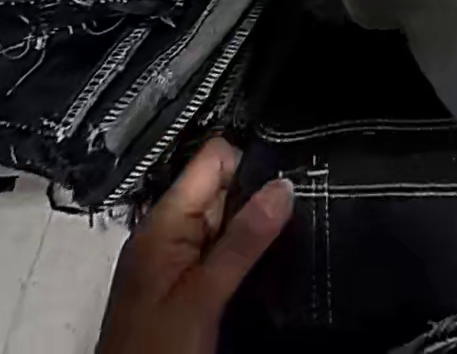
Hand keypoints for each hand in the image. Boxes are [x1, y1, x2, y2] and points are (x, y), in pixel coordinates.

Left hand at [97, 137, 293, 353]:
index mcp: (163, 222)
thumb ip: (244, 239)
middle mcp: (168, 232)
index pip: (214, 159)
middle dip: (259, 195)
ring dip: (256, 224)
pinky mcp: (188, 284)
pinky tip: (266, 262)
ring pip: (229, 216)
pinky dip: (248, 249)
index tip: (284, 181)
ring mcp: (177, 259)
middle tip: (292, 214)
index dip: (250, 161)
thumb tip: (285, 185)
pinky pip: (225, 246)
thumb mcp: (203, 297)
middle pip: (224, 185)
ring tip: (284, 238)